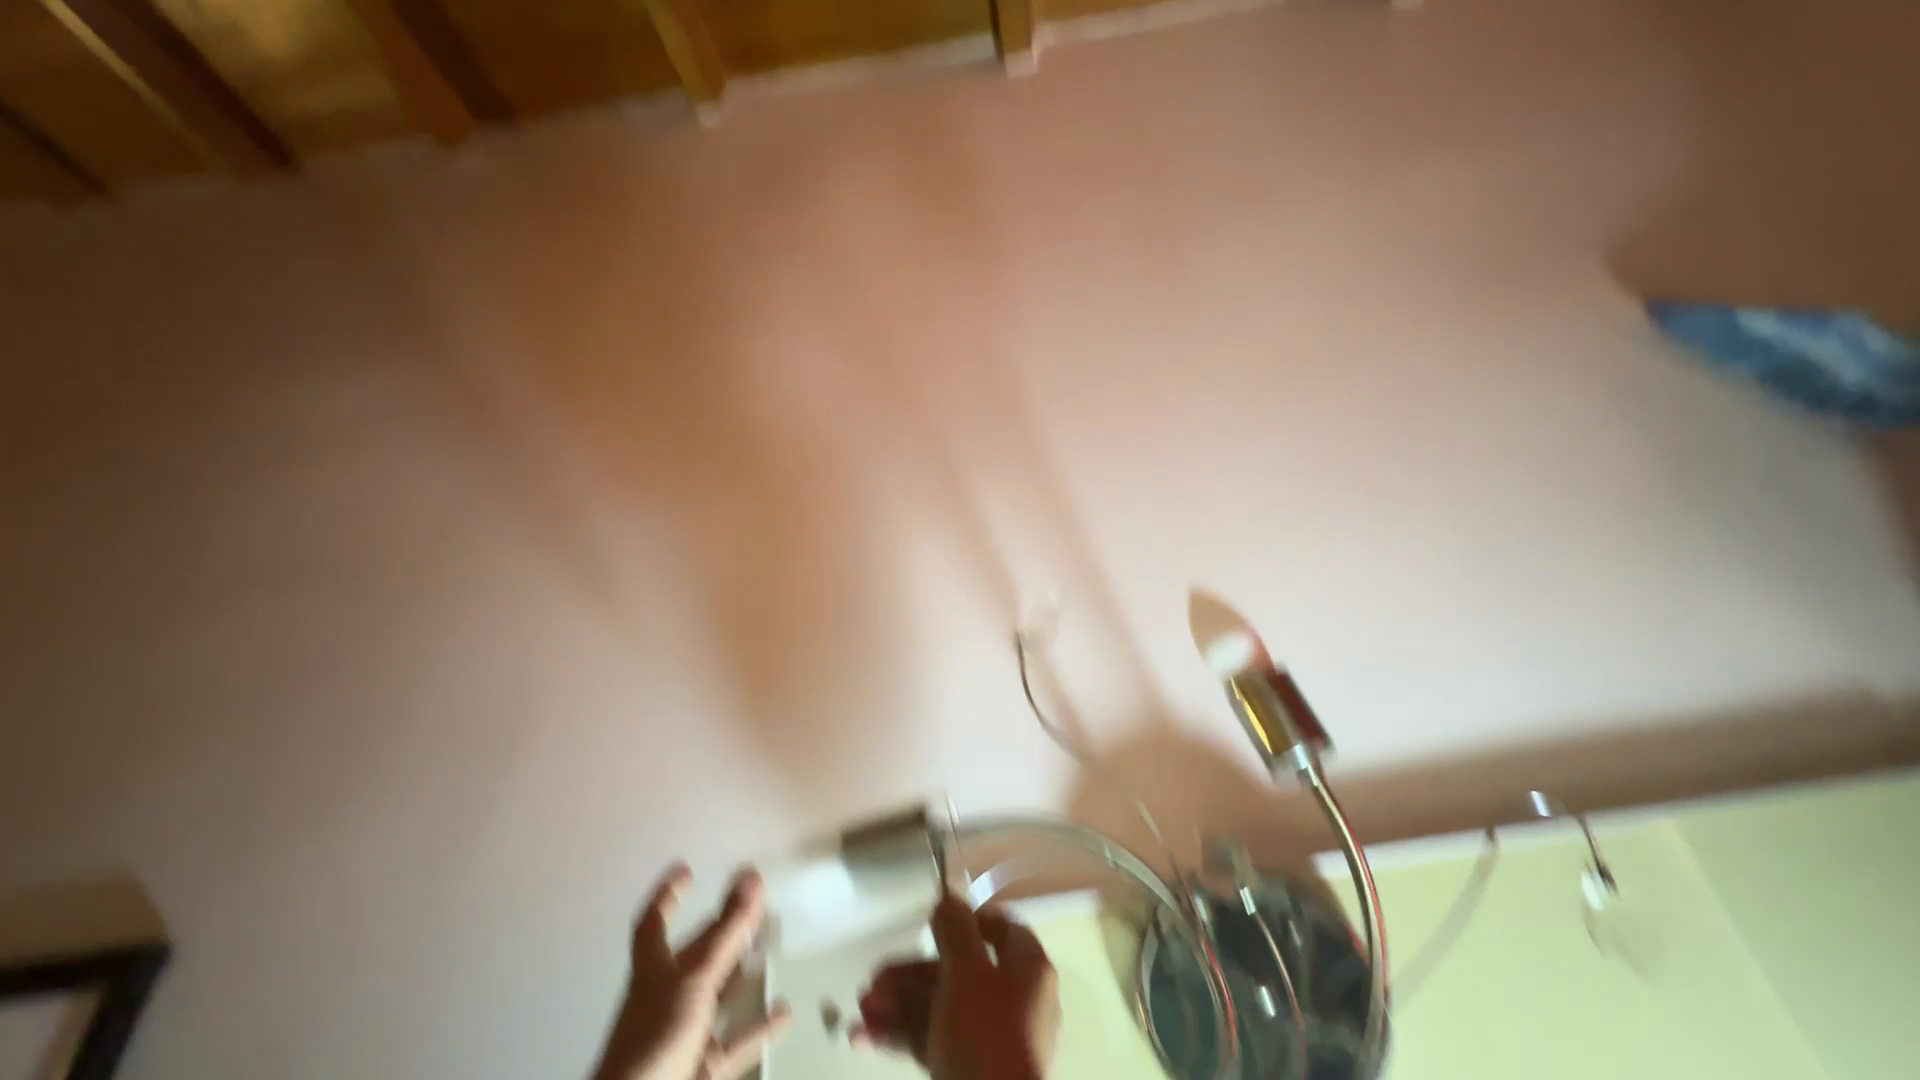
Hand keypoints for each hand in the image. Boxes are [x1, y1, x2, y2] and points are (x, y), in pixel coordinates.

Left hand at [592, 865, 791, 1079]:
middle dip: (721, 931)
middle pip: (694, 957)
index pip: (654, 925)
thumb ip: (727, 932)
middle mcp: (665, 999)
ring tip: (772, 950)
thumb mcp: (695, 980)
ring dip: (742, 975)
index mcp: (653, 972)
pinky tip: (784, 1013)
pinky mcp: (701, 1069)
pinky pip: (733, 1043)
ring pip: (716, 996)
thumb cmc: (656, 1040)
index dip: (667, 897)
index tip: (687, 871)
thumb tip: (752, 875)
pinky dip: (758, 1028)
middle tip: (755, 905)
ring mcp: (682, 1036)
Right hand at [853, 894, 1060, 1079]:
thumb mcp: (967, 973)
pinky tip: (862, 1037)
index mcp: (1028, 970)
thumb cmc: (985, 1033)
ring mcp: (991, 1038)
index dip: (968, 919)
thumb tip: (950, 895)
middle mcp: (1014, 1001)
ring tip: (862, 1009)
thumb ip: (956, 931)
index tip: (929, 920)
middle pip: (959, 971)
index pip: (1004, 929)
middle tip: (874, 979)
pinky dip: (901, 1036)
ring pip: (940, 1008)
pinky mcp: (969, 1069)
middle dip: (911, 973)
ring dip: (898, 1004)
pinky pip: (934, 1040)